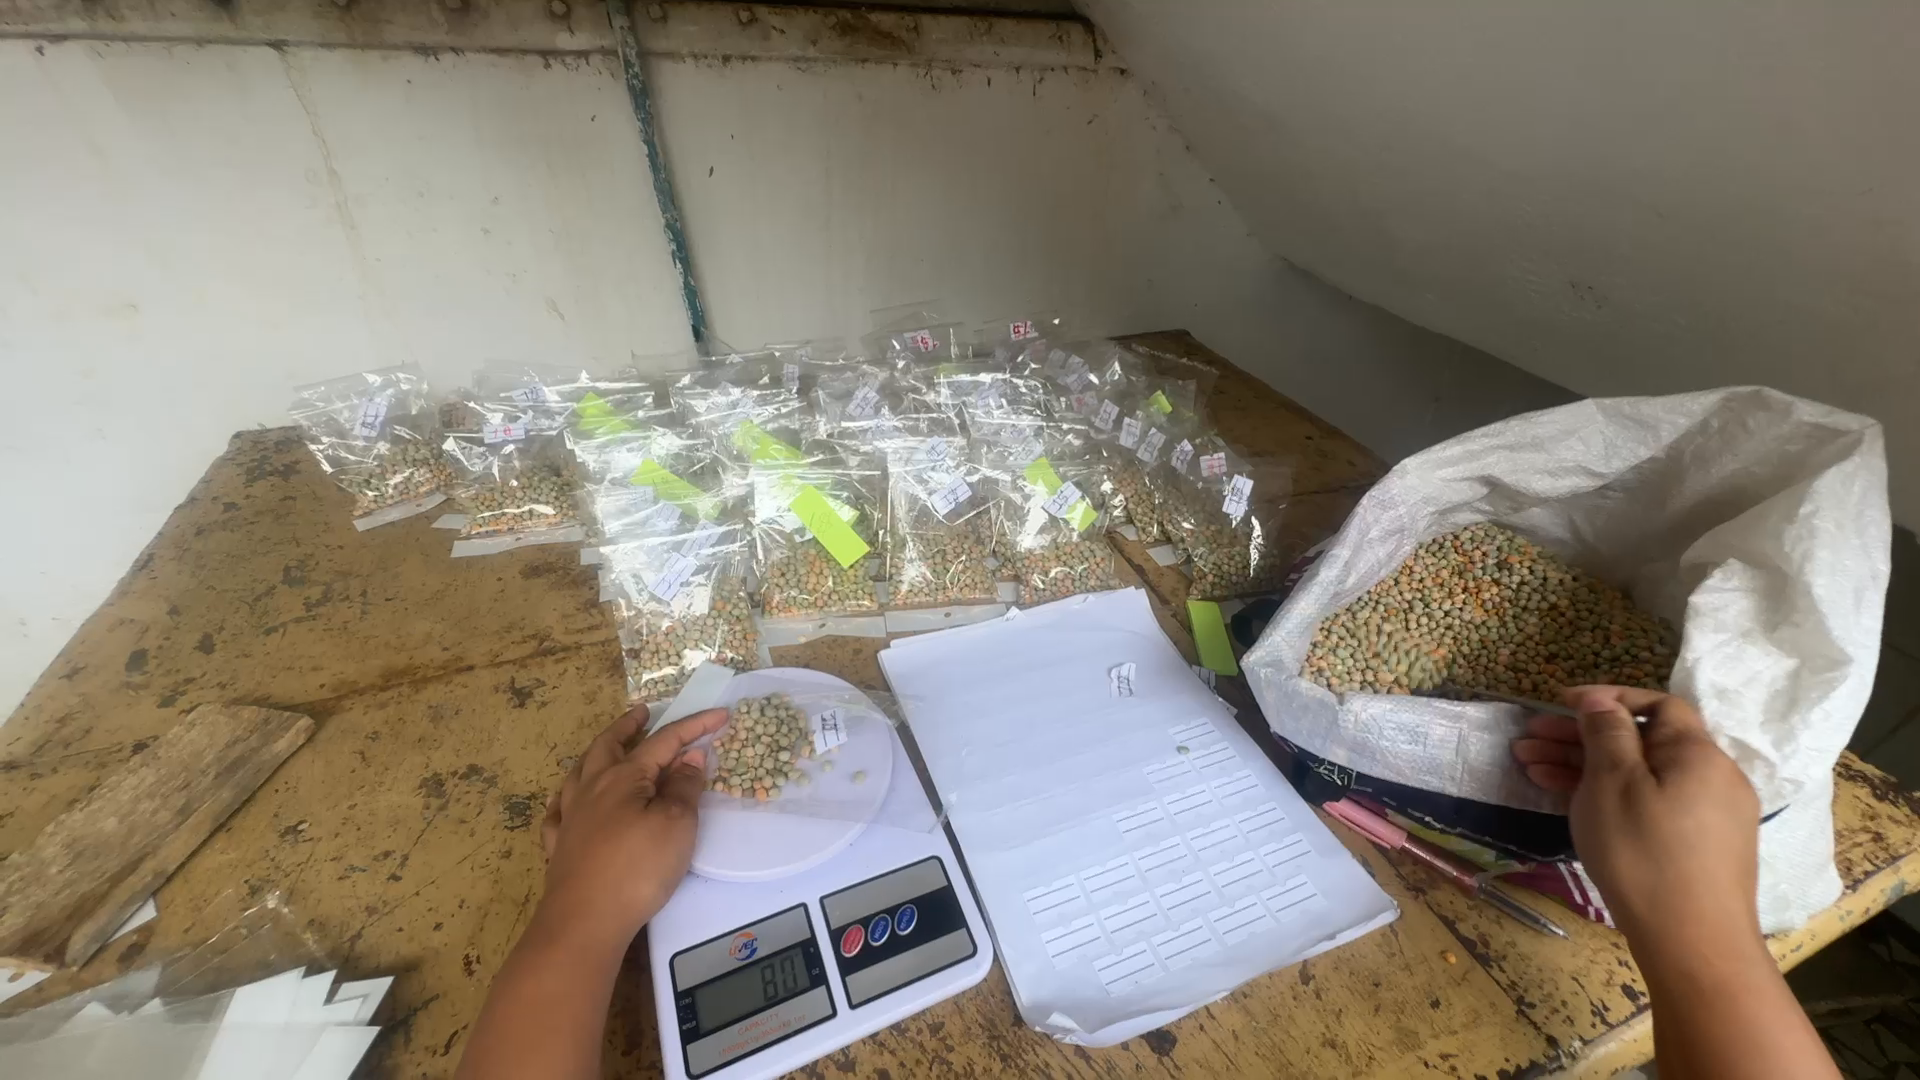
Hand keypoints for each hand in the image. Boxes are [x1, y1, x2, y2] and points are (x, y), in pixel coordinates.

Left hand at [536, 703, 728, 944]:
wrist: (583, 924)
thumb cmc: (637, 869)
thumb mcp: (676, 824)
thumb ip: (685, 787)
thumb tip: (689, 757)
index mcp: (624, 778)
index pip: (664, 741)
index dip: (694, 726)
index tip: (721, 714)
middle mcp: (592, 789)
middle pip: (608, 746)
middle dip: (628, 726)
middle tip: (641, 712)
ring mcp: (570, 819)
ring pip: (579, 772)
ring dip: (596, 752)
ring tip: (608, 746)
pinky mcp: (558, 848)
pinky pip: (557, 811)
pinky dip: (566, 797)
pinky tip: (567, 800)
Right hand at [1511, 686, 1761, 964]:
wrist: (1689, 938)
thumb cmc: (1643, 849)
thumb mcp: (1613, 781)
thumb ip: (1607, 733)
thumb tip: (1599, 700)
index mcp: (1698, 756)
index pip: (1659, 706)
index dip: (1609, 697)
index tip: (1561, 702)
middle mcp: (1710, 777)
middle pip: (1639, 739)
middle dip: (1579, 734)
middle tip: (1528, 736)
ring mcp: (1701, 810)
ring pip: (1634, 769)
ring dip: (1579, 761)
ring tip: (1527, 763)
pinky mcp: (1690, 838)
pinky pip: (1641, 795)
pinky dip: (1600, 788)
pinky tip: (1557, 790)